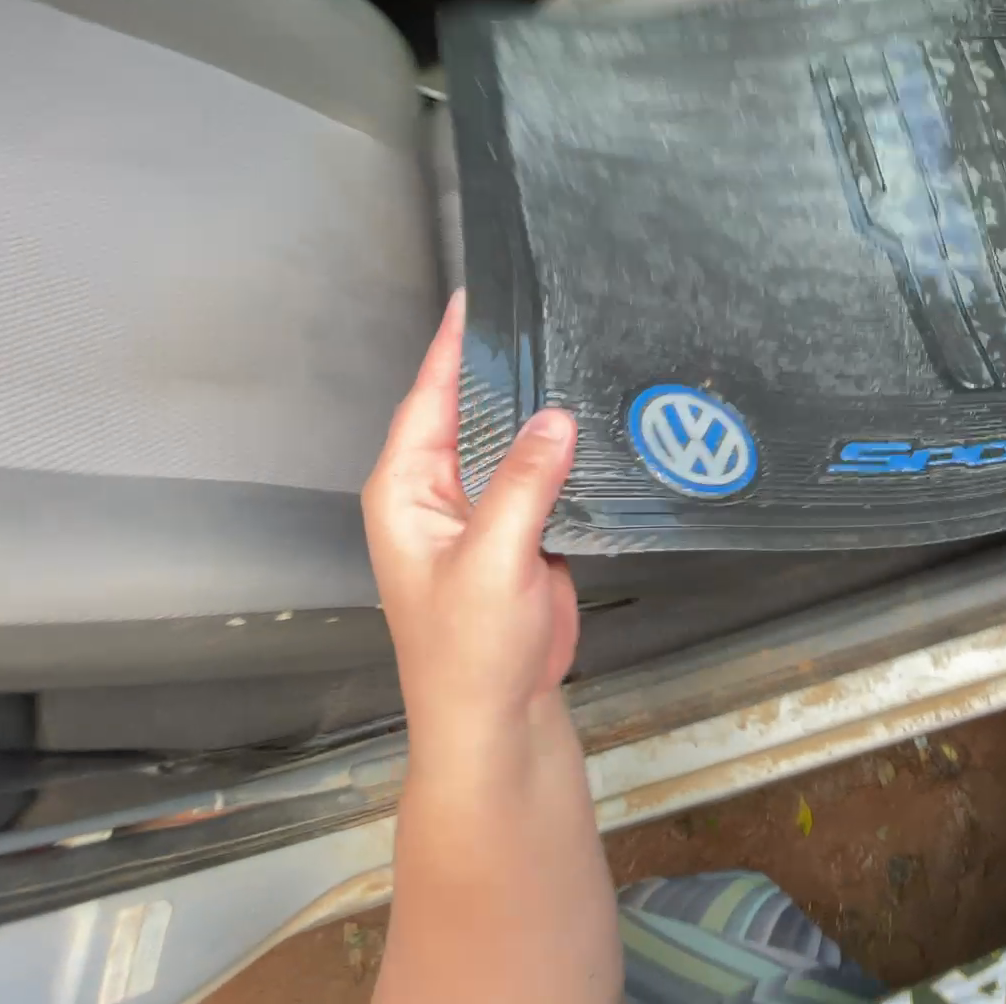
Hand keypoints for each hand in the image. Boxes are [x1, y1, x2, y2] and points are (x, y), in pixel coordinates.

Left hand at [362, 290, 580, 736]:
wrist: (500, 707)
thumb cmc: (471, 644)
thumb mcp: (491, 558)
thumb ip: (522, 485)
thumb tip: (557, 416)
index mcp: (409, 489)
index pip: (428, 401)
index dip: (451, 350)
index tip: (477, 298)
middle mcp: (443, 491)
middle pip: (473, 415)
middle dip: (505, 373)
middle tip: (550, 321)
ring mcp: (488, 511)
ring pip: (514, 446)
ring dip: (542, 414)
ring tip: (581, 364)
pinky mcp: (526, 531)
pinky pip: (545, 477)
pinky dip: (567, 454)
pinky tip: (596, 430)